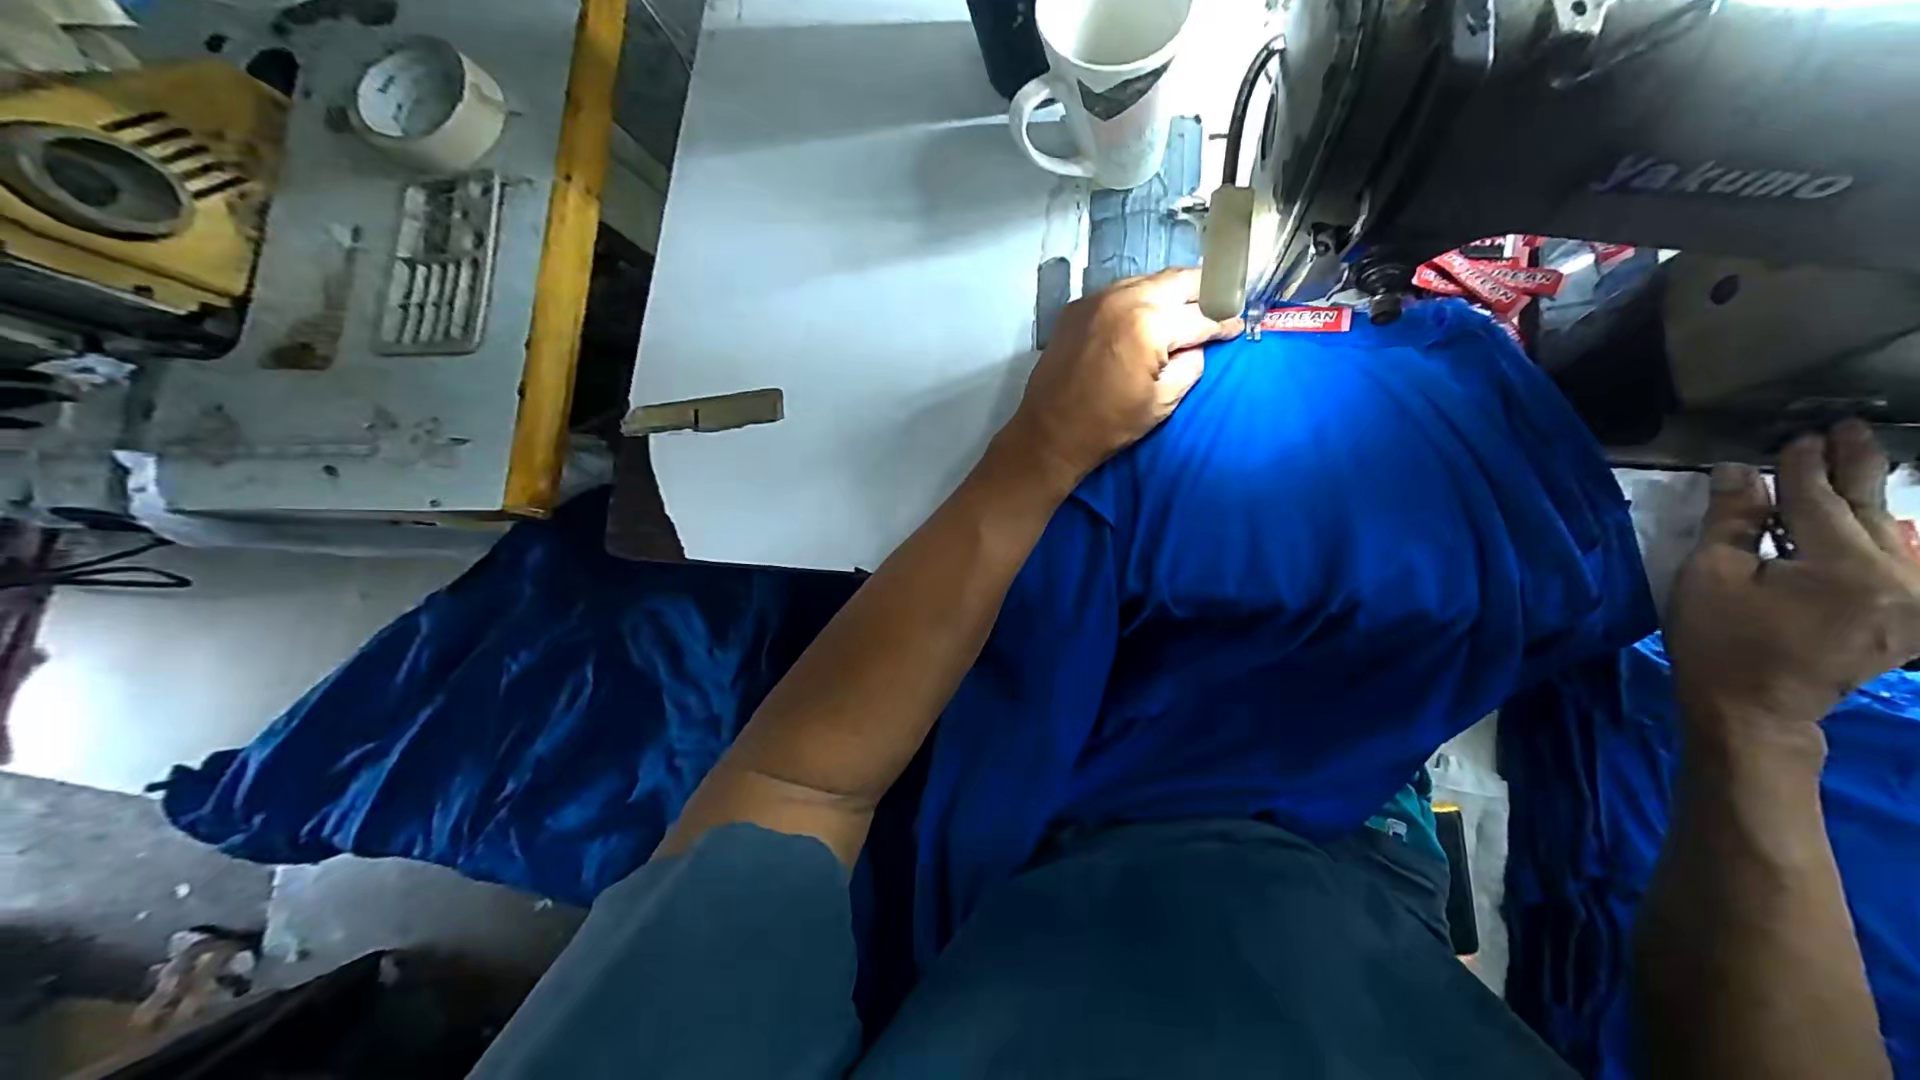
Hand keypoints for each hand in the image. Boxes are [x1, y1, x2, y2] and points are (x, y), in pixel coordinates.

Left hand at [998, 268, 1242, 488]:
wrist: (1048, 434)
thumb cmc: (1108, 425)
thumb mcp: (1162, 401)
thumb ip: (1190, 364)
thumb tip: (1199, 344)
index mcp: (1149, 324)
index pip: (1201, 314)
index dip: (1225, 320)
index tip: (1238, 324)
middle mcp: (1123, 299)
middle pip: (1178, 280)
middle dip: (1204, 290)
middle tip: (1221, 303)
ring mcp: (1096, 299)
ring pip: (1149, 280)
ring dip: (1172, 291)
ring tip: (1188, 308)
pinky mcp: (1077, 307)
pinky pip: (1120, 291)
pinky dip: (1141, 298)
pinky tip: (1149, 315)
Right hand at [1666, 420, 1919, 737]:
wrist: (1751, 706)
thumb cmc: (1718, 639)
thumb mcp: (1710, 576)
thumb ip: (1734, 521)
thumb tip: (1741, 472)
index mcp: (1845, 569)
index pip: (1819, 503)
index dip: (1803, 468)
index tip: (1795, 437)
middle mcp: (1899, 580)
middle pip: (1869, 512)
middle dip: (1854, 470)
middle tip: (1850, 430)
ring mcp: (1913, 602)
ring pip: (1893, 536)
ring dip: (1873, 500)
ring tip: (1865, 467)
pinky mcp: (1909, 618)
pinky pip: (1905, 564)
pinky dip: (1889, 537)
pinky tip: (1885, 522)